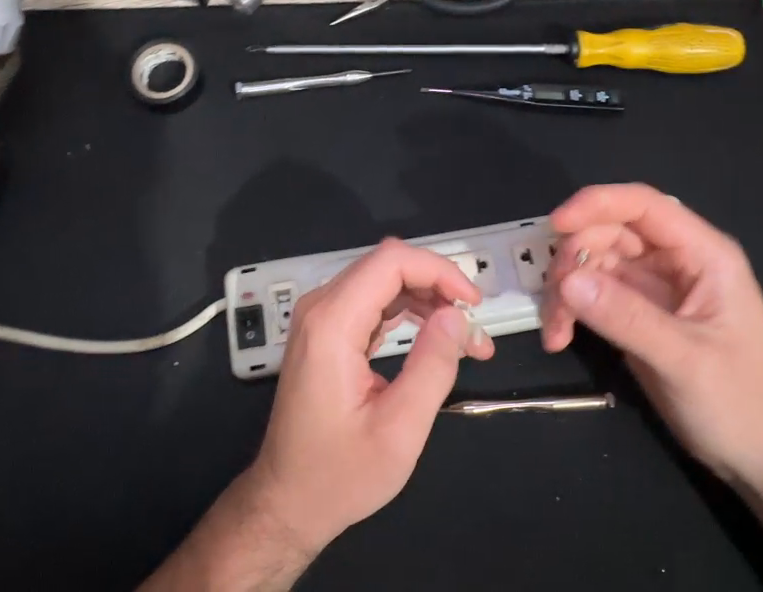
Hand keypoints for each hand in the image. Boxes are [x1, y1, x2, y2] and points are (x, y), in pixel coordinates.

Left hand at [244, 239, 494, 552]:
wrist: (287, 500)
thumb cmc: (339, 474)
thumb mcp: (399, 430)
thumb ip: (432, 366)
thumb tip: (457, 316)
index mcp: (332, 324)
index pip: (390, 261)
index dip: (438, 270)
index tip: (474, 304)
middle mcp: (320, 308)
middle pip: (387, 265)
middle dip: (438, 286)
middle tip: (474, 328)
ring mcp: (319, 318)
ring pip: (383, 280)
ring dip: (428, 300)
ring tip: (466, 340)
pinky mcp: (326, 332)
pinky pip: (372, 302)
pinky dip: (408, 312)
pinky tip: (435, 339)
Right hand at [540, 184, 762, 486]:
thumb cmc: (743, 403)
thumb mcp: (685, 360)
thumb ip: (627, 317)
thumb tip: (566, 281)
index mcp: (704, 255)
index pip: (643, 206)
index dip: (597, 204)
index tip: (556, 226)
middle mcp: (676, 261)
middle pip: (609, 232)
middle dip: (574, 259)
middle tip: (554, 300)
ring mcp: (654, 287)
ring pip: (593, 263)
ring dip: (565, 290)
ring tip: (555, 332)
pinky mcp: (636, 314)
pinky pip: (592, 294)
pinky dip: (570, 310)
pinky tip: (559, 338)